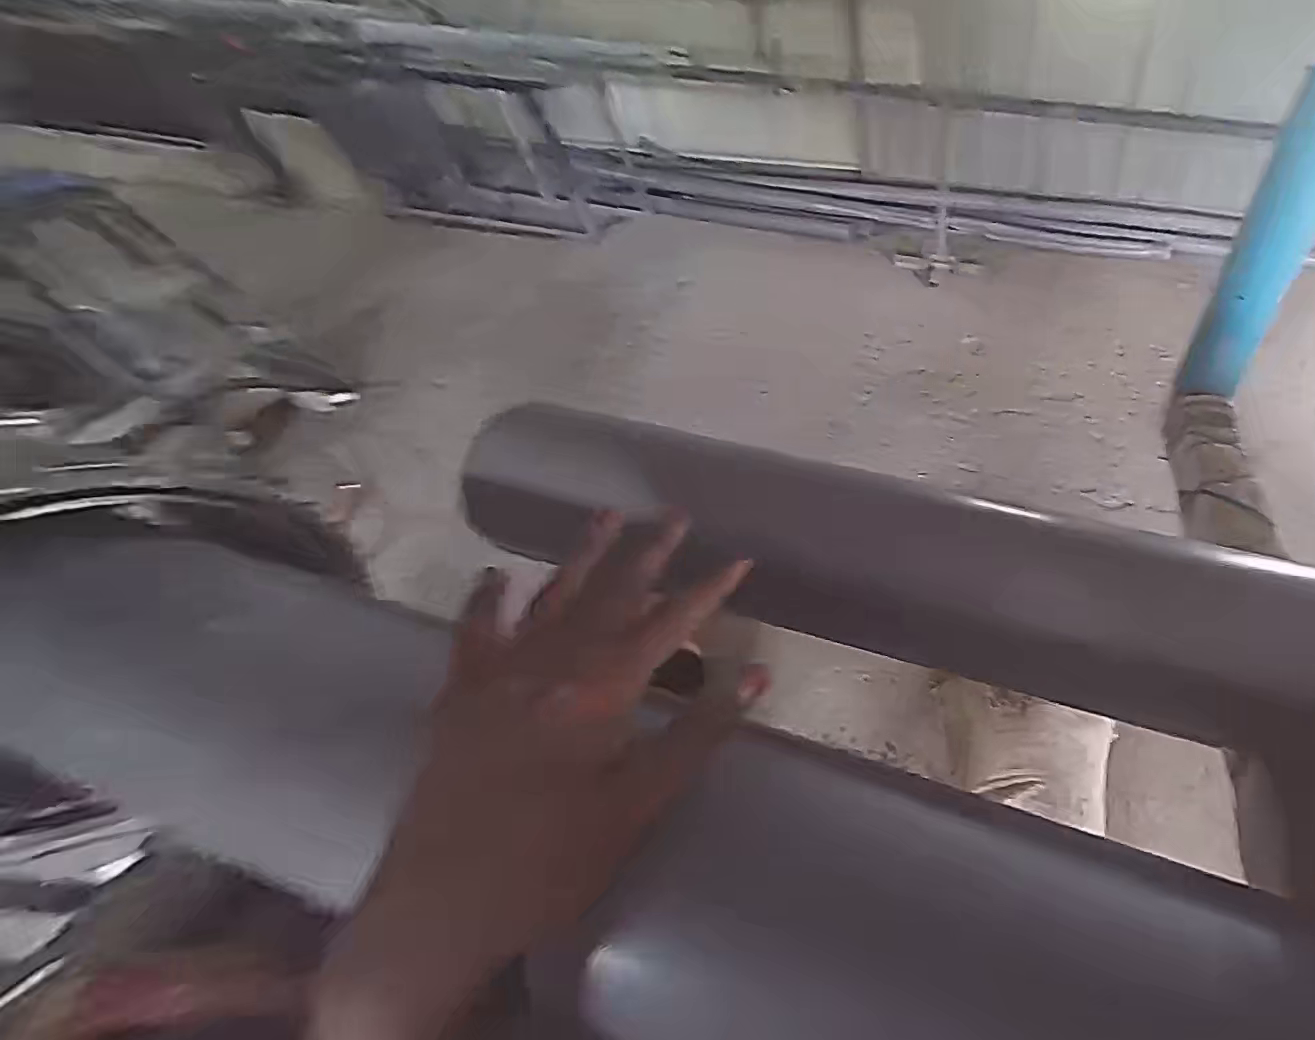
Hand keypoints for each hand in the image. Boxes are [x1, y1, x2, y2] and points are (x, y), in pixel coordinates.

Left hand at [309, 511, 766, 1039]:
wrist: (438, 916)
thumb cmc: (557, 857)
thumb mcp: (644, 799)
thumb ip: (702, 728)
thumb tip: (759, 674)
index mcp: (601, 688)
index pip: (670, 623)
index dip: (709, 590)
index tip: (740, 559)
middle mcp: (550, 665)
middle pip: (611, 594)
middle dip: (649, 552)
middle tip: (675, 515)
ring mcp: (499, 676)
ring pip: (550, 598)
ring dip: (583, 556)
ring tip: (607, 516)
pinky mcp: (459, 697)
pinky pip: (474, 635)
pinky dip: (486, 601)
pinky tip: (496, 575)